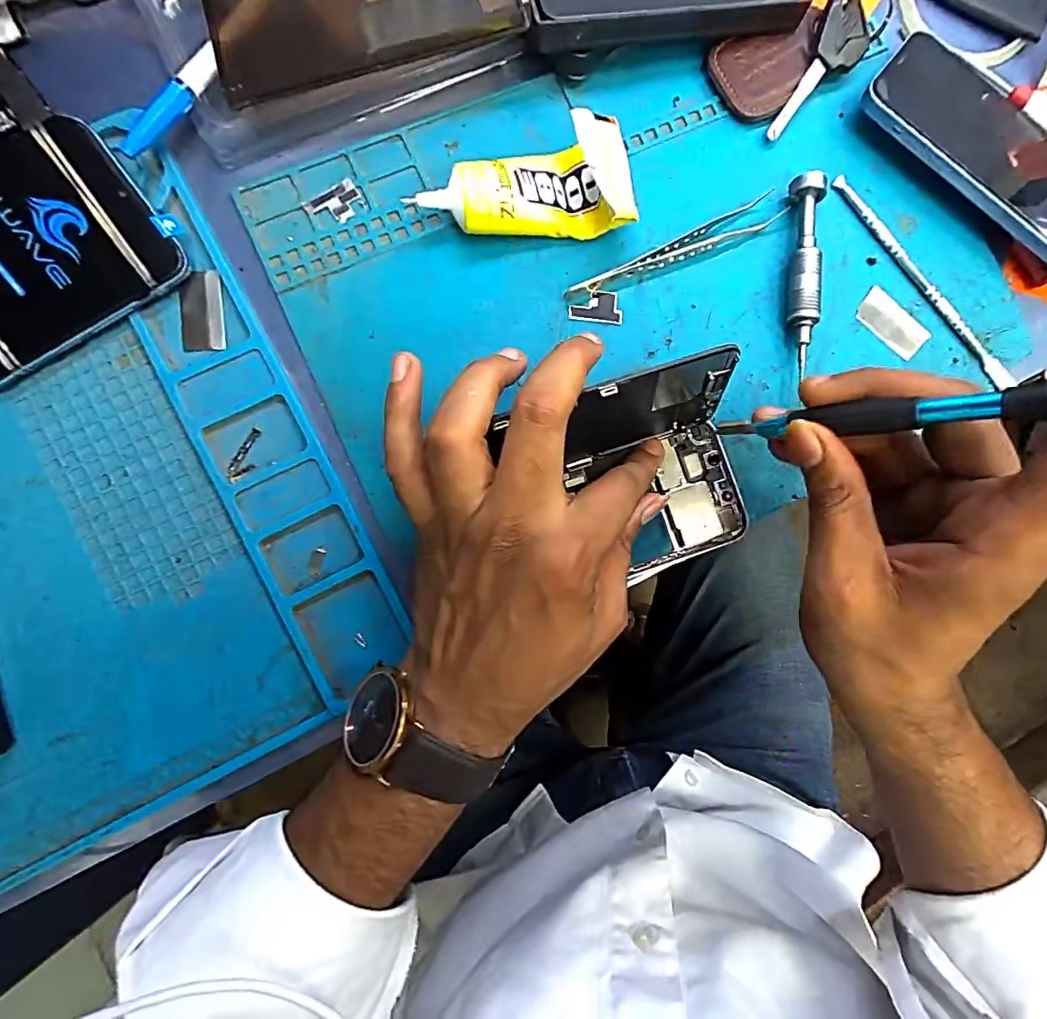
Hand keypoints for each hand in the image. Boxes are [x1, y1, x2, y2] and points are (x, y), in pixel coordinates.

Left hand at [383, 335, 665, 756]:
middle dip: (567, 370)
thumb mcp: (603, 616)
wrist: (462, 696)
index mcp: (566, 551)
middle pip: (538, 423)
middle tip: (585, 349)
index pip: (617, 483)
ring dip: (484, 377)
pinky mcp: (424, 519)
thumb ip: (621, 547)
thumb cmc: (540, 660)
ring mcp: (458, 515)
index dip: (642, 459)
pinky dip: (397, 407)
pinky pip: (400, 457)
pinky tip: (408, 365)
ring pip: (457, 428)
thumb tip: (642, 493)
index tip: (649, 448)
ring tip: (511, 358)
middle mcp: (511, 520)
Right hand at [766, 259, 1046, 745]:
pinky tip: (799, 439)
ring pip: (920, 421)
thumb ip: (832, 502)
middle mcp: (1003, 502)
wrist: (883, 693)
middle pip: (969, 412)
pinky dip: (843, 438)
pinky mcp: (927, 493)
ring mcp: (963, 494)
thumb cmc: (880, 659)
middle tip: (813, 396)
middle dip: (889, 392)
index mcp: (1016, 534)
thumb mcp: (844, 586)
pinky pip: (890, 445)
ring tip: (792, 420)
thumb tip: (802, 429)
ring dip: (854, 414)